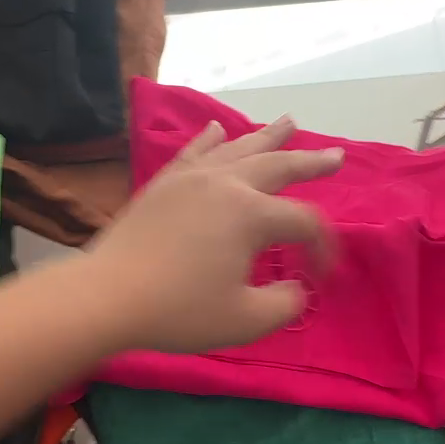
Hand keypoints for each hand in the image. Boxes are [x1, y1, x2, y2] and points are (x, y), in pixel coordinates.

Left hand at [83, 116, 342, 352]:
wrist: (107, 297)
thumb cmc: (179, 311)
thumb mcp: (245, 320)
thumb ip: (283, 304)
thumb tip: (295, 289)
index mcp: (251, 215)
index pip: (303, 223)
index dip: (321, 247)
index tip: (320, 275)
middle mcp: (226, 185)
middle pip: (278, 168)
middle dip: (310, 163)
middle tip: (337, 156)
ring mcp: (192, 179)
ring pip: (239, 149)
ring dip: (267, 138)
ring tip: (289, 122)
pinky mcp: (164, 185)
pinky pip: (194, 152)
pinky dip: (210, 139)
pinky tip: (217, 128)